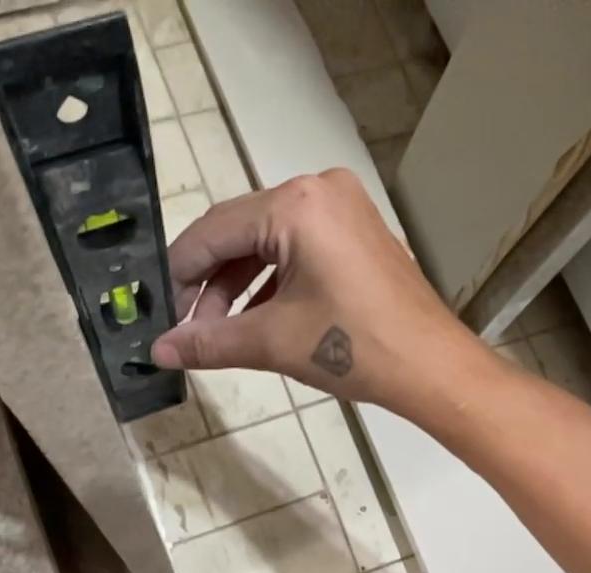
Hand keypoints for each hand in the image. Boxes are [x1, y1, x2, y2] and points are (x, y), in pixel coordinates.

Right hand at [150, 169, 472, 413]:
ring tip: (220, 332)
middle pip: (240, 232)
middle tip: (191, 330)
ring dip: (239, 286)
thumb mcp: (272, 342)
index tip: (161, 311)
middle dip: (211, 284)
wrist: (431, 367)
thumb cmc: (353, 348)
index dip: (180, 273)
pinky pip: (297, 247)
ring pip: (268, 242)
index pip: (214, 230)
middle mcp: (318, 189)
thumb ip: (210, 342)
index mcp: (295, 204)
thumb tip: (159, 351)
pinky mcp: (356, 231)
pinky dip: (272, 281)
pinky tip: (256, 318)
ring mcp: (343, 207)